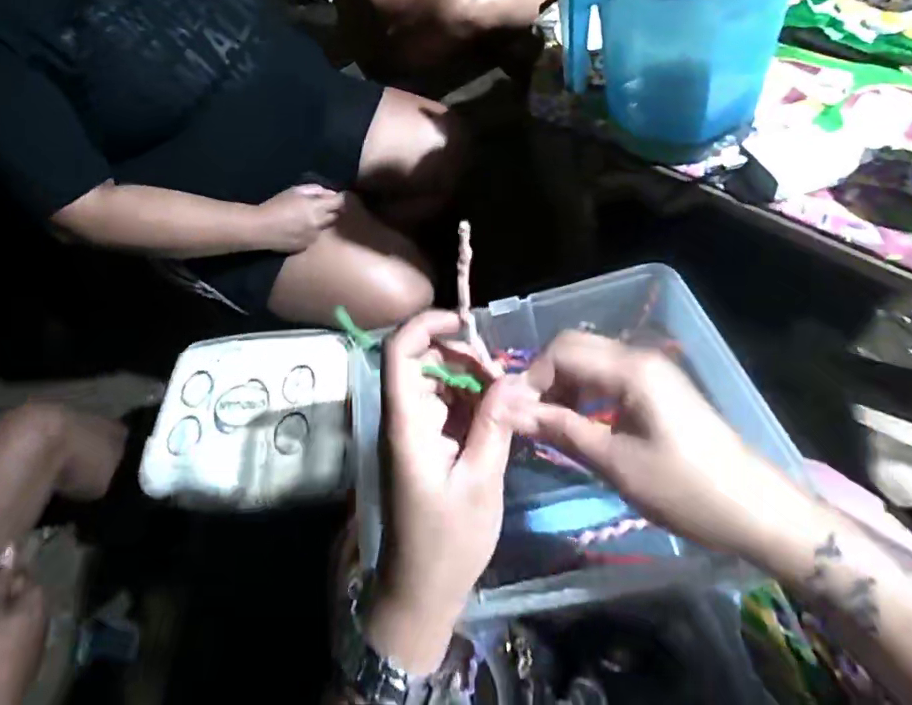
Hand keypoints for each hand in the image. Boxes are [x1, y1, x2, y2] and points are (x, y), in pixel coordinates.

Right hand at [0, 542, 51, 704]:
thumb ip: (3, 578)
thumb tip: (11, 545)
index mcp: (38, 594)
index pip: (23, 570)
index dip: (6, 570)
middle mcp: (45, 608)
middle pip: (24, 589)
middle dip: (8, 589)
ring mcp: (42, 630)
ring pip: (23, 609)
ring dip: (9, 608)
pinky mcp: (34, 649)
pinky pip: (22, 627)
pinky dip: (11, 625)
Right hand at [254, 184, 342, 252]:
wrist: (260, 228)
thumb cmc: (276, 205)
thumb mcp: (294, 191)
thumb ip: (314, 190)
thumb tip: (328, 193)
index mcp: (316, 208)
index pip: (338, 202)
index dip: (340, 198)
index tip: (339, 196)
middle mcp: (318, 223)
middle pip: (334, 215)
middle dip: (331, 210)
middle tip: (320, 206)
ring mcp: (313, 237)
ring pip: (324, 227)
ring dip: (321, 221)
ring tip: (306, 218)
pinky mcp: (305, 246)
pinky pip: (314, 237)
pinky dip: (311, 232)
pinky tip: (299, 229)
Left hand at [371, 311, 534, 673]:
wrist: (421, 589)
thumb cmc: (448, 541)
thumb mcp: (481, 482)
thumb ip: (494, 425)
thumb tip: (512, 377)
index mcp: (406, 422)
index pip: (399, 353)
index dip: (425, 325)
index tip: (466, 322)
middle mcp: (404, 417)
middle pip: (424, 362)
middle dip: (463, 357)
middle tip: (505, 376)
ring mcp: (414, 430)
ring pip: (438, 382)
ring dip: (471, 380)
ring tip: (509, 395)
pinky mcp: (427, 443)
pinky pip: (446, 405)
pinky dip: (471, 402)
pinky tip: (499, 413)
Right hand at [510, 331, 814, 565]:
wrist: (761, 513)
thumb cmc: (686, 489)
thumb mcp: (616, 463)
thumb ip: (561, 429)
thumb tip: (509, 409)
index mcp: (630, 368)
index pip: (561, 351)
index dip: (532, 378)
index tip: (518, 415)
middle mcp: (640, 357)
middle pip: (575, 348)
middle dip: (546, 378)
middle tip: (531, 418)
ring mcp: (653, 370)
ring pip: (591, 360)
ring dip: (565, 385)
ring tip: (552, 425)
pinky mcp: (660, 387)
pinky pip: (609, 374)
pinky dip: (587, 392)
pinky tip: (582, 423)